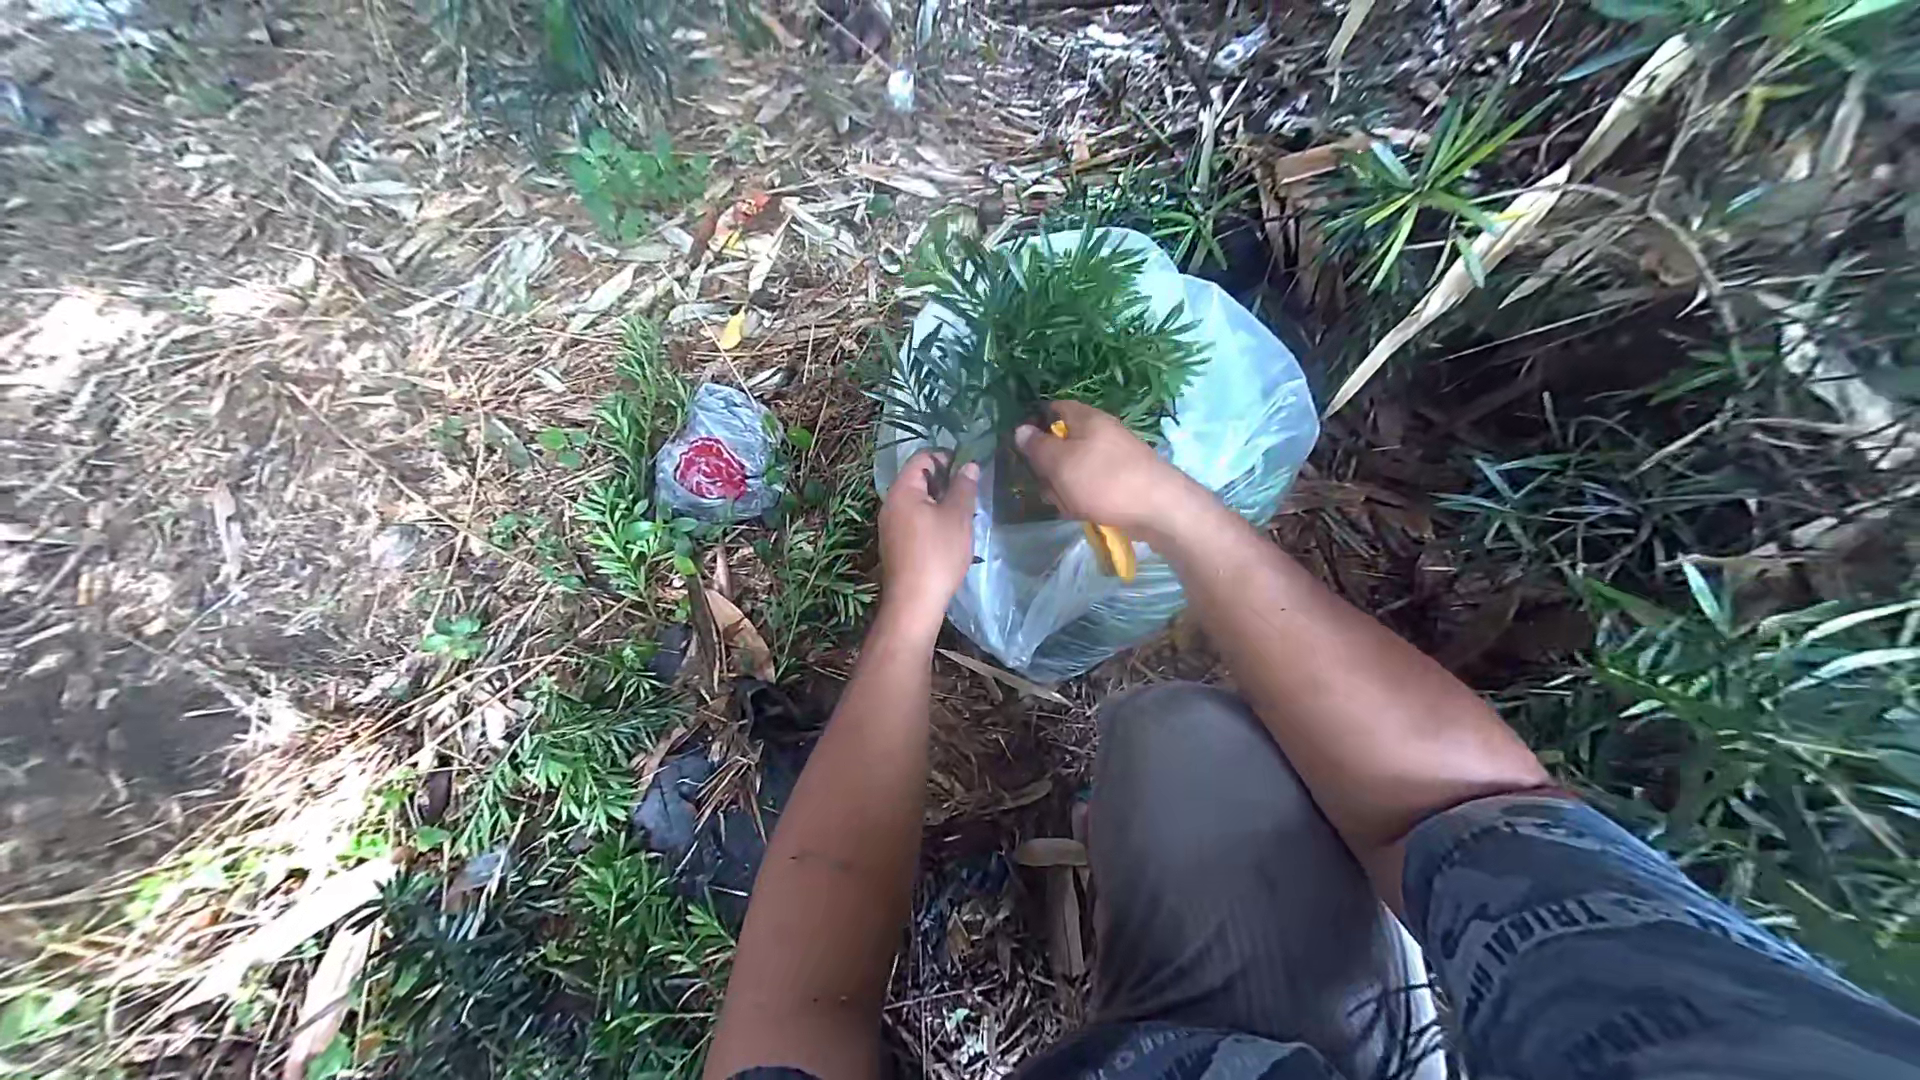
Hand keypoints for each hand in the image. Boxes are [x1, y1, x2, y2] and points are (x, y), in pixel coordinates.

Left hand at [878, 450, 979, 630]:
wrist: (914, 602)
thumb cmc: (937, 554)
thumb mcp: (957, 516)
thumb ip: (963, 487)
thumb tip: (968, 465)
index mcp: (901, 491)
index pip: (922, 458)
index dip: (946, 457)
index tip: (969, 468)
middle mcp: (890, 504)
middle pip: (918, 479)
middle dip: (945, 481)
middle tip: (971, 492)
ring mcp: (890, 526)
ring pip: (918, 501)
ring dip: (941, 502)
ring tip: (965, 513)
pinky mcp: (895, 544)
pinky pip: (914, 520)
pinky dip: (932, 519)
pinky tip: (950, 534)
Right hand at [1013, 401, 1209, 545]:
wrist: (1159, 508)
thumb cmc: (1103, 480)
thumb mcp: (1060, 462)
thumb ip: (1037, 446)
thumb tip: (1021, 430)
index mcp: (1086, 418)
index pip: (1054, 408)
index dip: (1035, 423)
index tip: (1023, 446)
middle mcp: (1101, 432)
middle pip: (1062, 442)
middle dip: (1048, 466)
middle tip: (1046, 484)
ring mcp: (1114, 456)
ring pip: (1075, 468)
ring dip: (1064, 486)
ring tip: (1067, 503)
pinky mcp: (1122, 479)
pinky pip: (1092, 484)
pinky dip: (1083, 497)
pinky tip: (1083, 511)